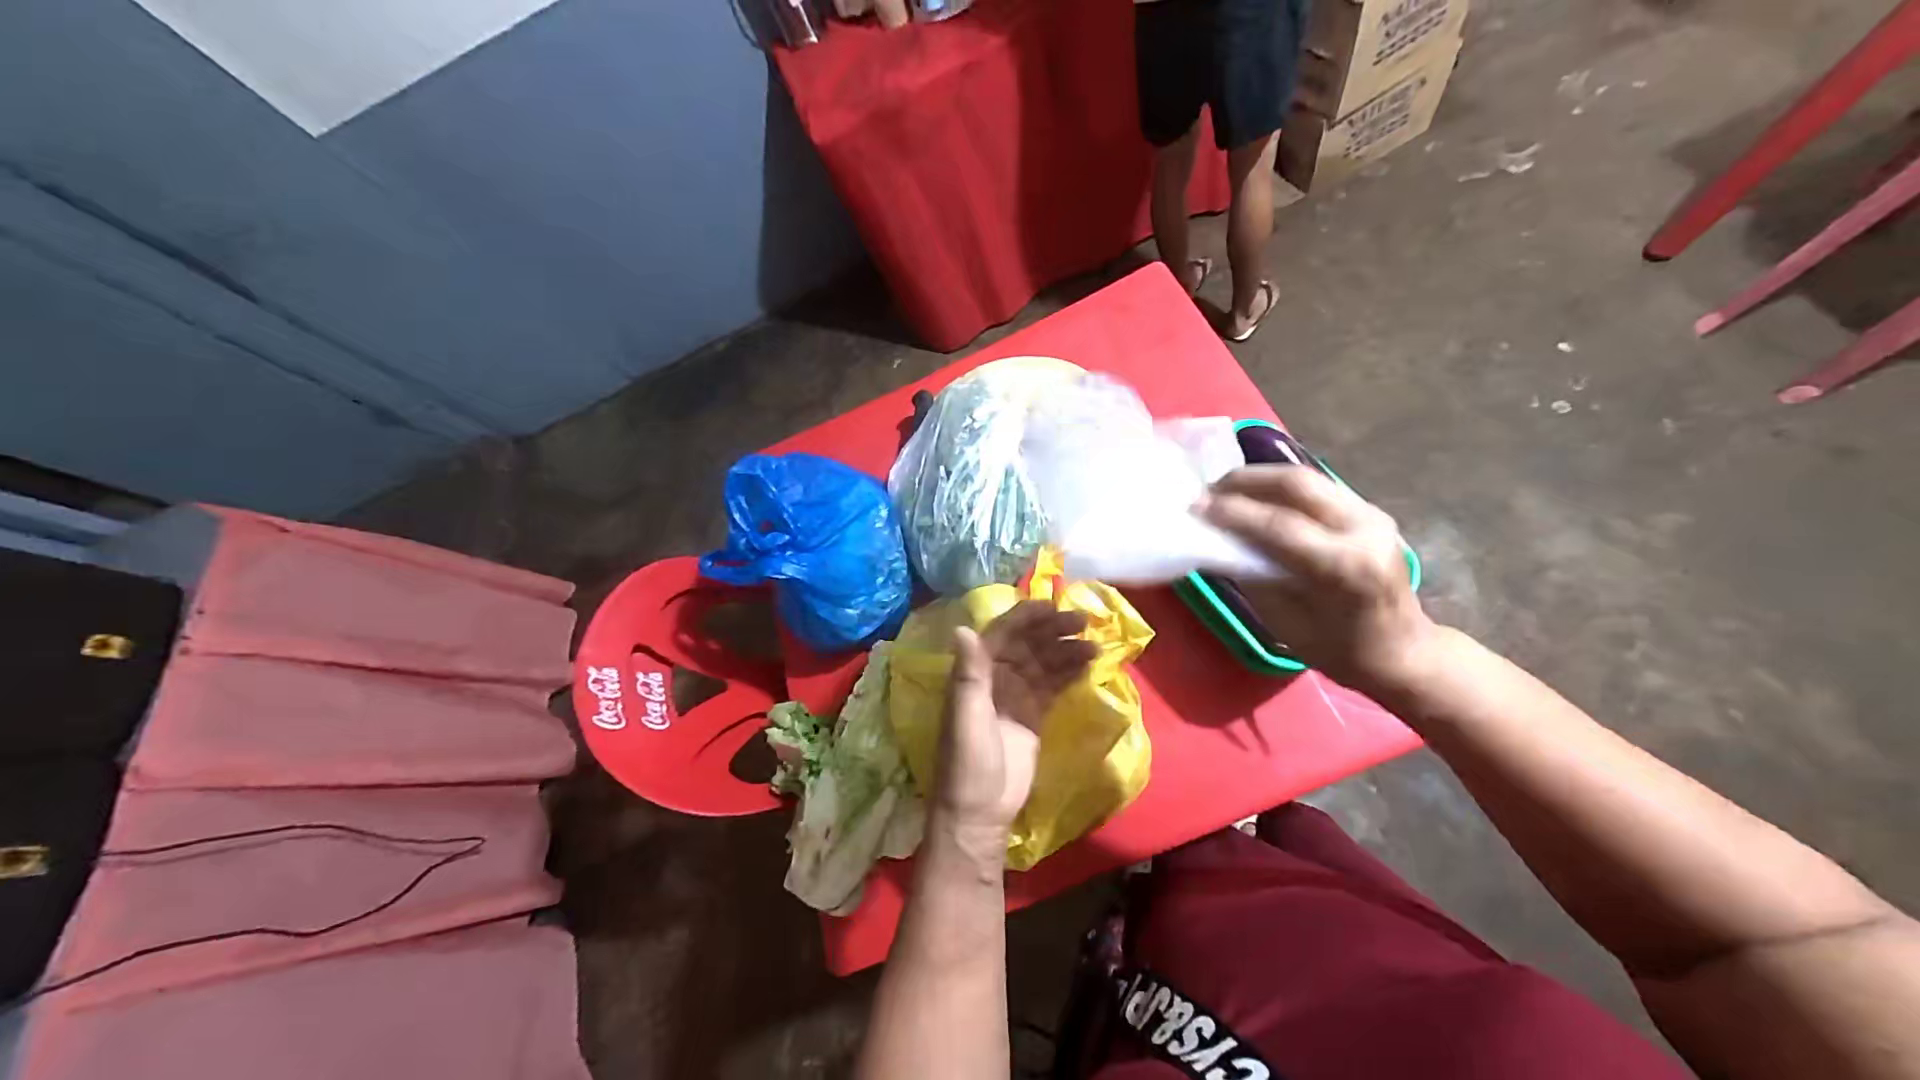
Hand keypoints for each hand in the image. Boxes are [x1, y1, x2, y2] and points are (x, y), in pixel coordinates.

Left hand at [935, 603, 1095, 851]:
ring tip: (1094, 646)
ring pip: (1044, 662)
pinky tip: (1089, 664)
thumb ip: (969, 672)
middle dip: (1053, 629)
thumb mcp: (966, 716)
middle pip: (1027, 643)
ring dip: (1066, 650)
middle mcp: (995, 678)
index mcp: (975, 673)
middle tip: (1083, 622)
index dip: (1026, 617)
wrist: (980, 812)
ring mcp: (1015, 696)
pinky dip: (1069, 673)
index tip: (1054, 606)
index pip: (1002, 634)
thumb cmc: (967, 763)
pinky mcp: (1033, 715)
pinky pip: (1053, 685)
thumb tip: (963, 628)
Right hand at [1198, 466, 1435, 687]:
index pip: (1278, 524)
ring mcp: (1372, 515)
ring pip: (1307, 477)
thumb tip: (1217, 540)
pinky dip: (1280, 487)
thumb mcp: (1283, 621)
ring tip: (1225, 490)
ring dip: (1260, 479)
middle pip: (1296, 483)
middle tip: (1207, 491)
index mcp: (1344, 567)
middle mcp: (1364, 530)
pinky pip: (1316, 487)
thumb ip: (1251, 574)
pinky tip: (1255, 497)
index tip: (1194, 508)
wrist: (1400, 651)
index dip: (1231, 511)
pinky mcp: (1369, 511)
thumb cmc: (1338, 649)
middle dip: (1244, 481)